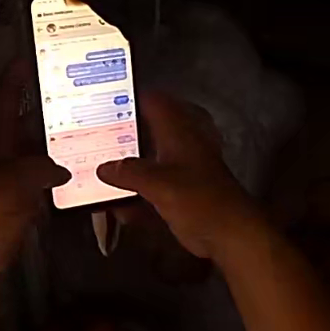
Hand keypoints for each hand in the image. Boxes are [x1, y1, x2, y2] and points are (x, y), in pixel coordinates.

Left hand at [0, 65, 69, 277]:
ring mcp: (12, 176)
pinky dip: (62, 174)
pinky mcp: (21, 198)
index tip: (33, 56)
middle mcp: (4, 152)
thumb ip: (43, 167)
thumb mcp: (16, 181)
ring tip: (95, 129)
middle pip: (29, 123)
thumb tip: (63, 167)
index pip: (6, 98)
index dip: (16, 76)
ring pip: (40, 151)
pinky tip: (87, 171)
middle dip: (52, 109)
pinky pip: (45, 178)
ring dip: (61, 143)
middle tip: (84, 95)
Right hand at [97, 92, 265, 259]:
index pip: (155, 102)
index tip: (106, 99)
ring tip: (102, 168)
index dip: (133, 96)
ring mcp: (183, 169)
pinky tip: (121, 209)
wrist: (230, 234)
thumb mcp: (157, 184)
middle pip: (150, 129)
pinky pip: (153, 187)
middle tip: (99, 134)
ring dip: (129, 165)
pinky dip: (137, 194)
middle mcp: (181, 146)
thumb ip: (128, 173)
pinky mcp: (182, 193)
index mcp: (179, 133)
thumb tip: (103, 168)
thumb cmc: (198, 199)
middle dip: (125, 132)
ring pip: (150, 159)